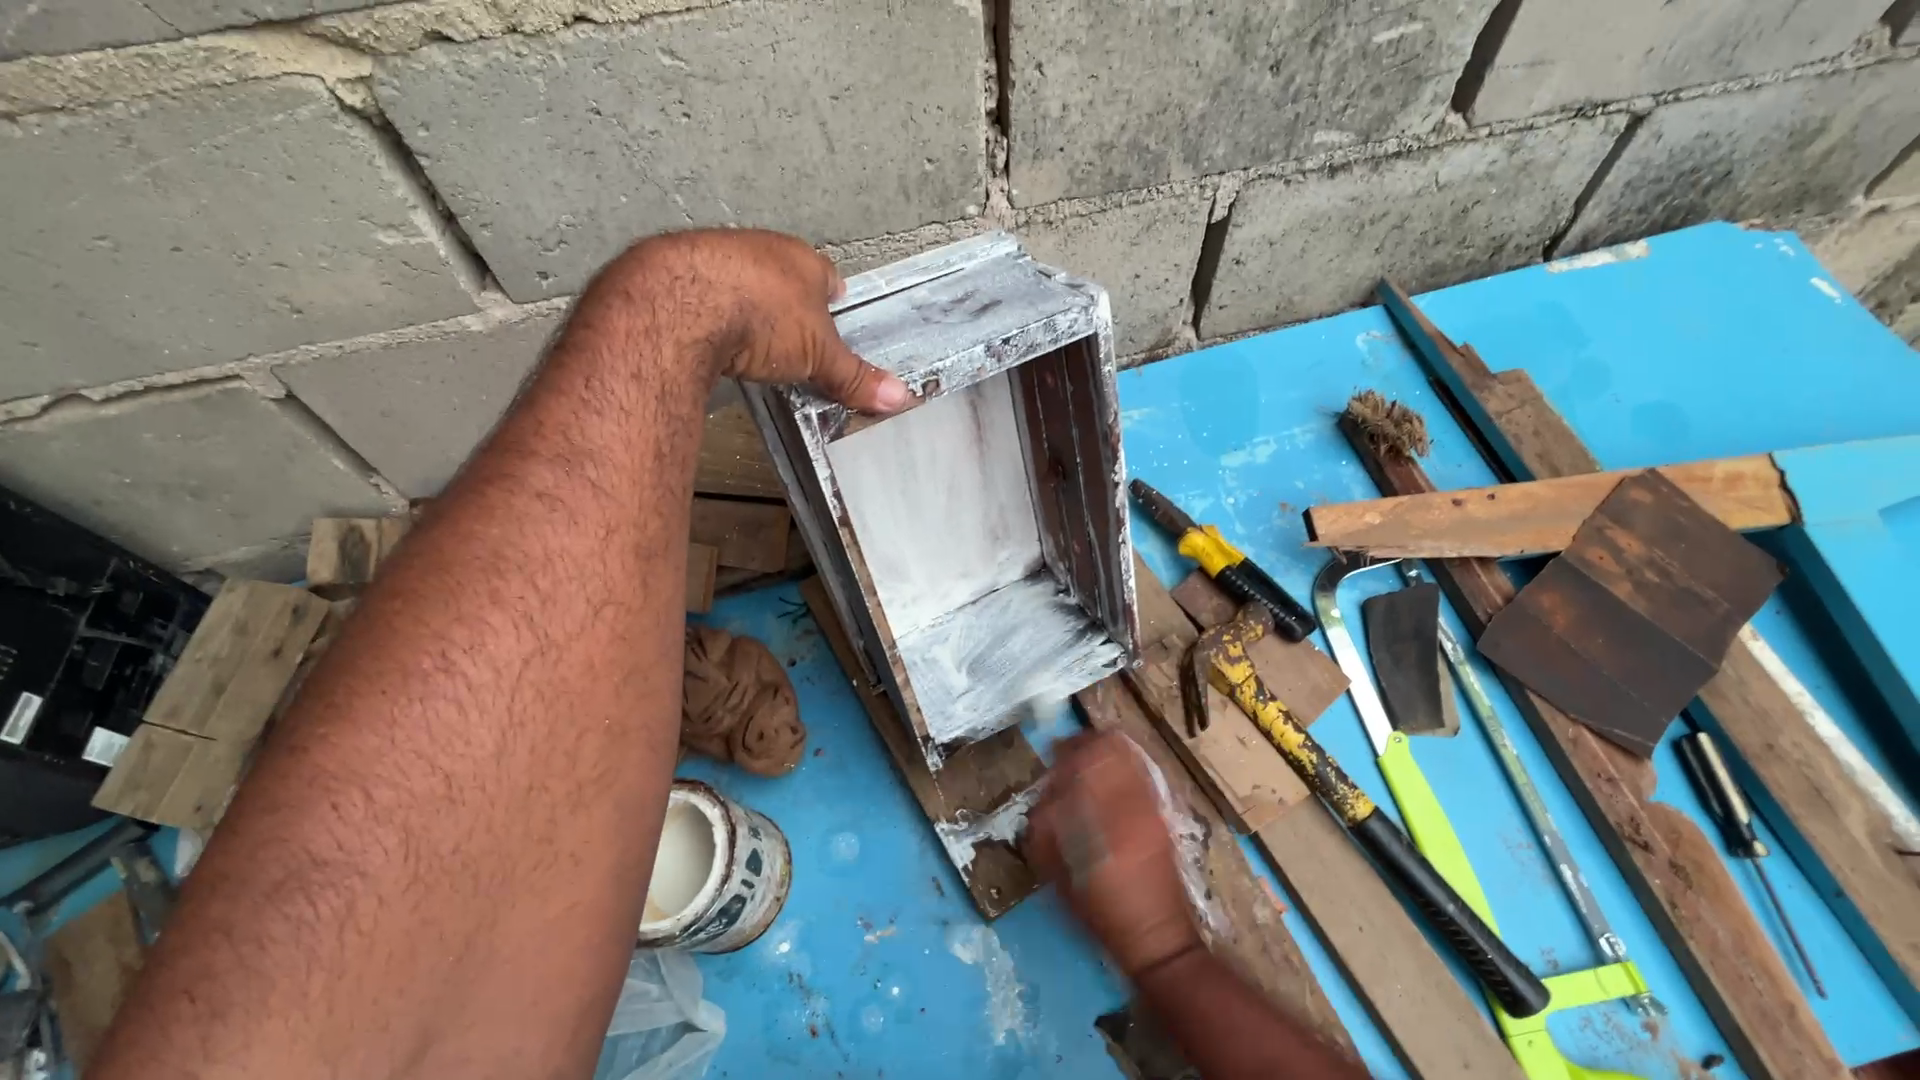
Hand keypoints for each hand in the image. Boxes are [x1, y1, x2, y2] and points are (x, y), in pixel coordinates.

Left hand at [583, 228, 909, 413]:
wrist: (680, 303)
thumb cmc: (753, 311)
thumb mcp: (819, 355)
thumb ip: (855, 376)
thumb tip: (894, 395)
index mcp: (802, 260)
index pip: (826, 277)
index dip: (829, 301)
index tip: (830, 314)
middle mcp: (758, 249)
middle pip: (779, 277)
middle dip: (783, 304)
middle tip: (787, 337)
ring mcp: (713, 255)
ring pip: (735, 279)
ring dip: (740, 305)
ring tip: (743, 341)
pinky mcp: (673, 274)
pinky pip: (695, 292)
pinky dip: (702, 314)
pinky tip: (704, 338)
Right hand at [1028, 734, 1202, 977]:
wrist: (1159, 938)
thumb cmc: (1101, 914)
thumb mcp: (1060, 877)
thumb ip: (1047, 829)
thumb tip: (1045, 794)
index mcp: (1101, 820)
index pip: (1082, 761)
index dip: (1065, 750)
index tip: (1052, 753)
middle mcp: (1132, 804)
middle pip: (1109, 746)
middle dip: (1085, 743)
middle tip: (1068, 752)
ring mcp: (1154, 805)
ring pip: (1128, 752)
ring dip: (1104, 749)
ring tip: (1088, 759)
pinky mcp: (1164, 812)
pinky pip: (1142, 770)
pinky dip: (1123, 762)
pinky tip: (1110, 775)